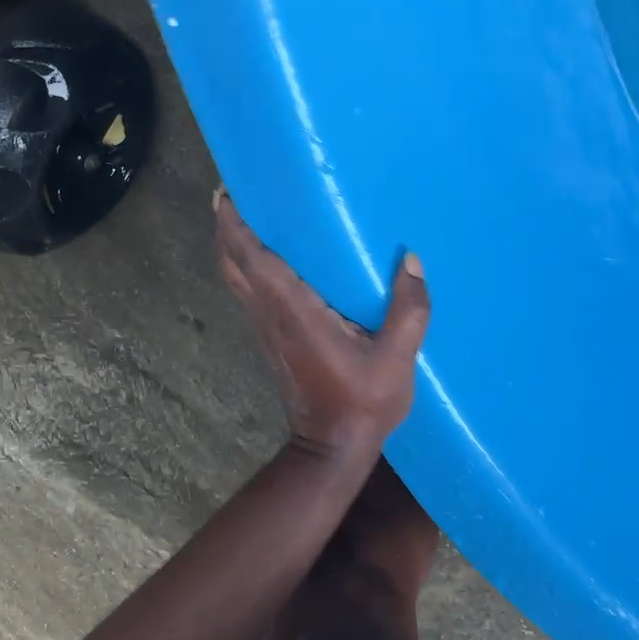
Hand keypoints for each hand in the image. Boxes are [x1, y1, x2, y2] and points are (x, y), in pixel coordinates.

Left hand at [215, 187, 430, 456]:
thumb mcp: (397, 358)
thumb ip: (409, 309)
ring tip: (249, 214)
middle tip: (235, 191)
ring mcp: (266, 329)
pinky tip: (269, 256)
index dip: (235, 225)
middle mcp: (270, 315)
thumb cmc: (362, 402)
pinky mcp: (271, 339)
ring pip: (236, 278)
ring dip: (233, 245)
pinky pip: (248, 292)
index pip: (252, 259)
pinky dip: (246, 266)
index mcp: (293, 311)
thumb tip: (411, 260)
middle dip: (226, 227)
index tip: (228, 191)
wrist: (332, 448)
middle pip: (232, 263)